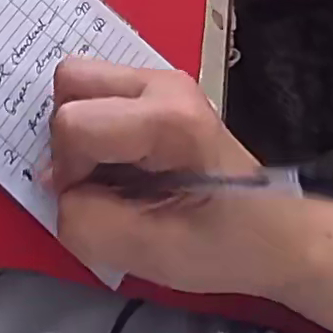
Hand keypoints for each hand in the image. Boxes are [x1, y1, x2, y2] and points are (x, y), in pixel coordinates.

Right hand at [50, 58, 313, 298]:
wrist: (276, 231)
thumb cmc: (224, 244)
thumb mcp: (151, 255)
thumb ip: (87, 223)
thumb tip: (56, 189)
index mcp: (169, 119)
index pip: (74, 122)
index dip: (67, 169)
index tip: (90, 202)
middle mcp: (162, 81)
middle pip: (70, 78)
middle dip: (66, 133)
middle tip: (92, 178)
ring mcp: (161, 78)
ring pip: (80, 79)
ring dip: (78, 126)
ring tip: (107, 170)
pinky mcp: (156, 86)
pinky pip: (98, 90)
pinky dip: (93, 123)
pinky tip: (119, 159)